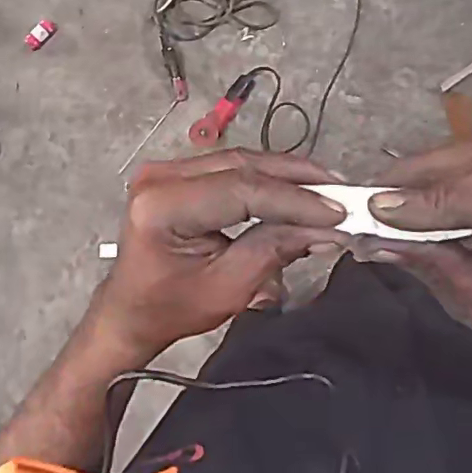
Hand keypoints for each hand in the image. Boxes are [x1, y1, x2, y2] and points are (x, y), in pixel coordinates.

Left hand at [92, 150, 349, 357]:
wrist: (130, 312)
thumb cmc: (169, 309)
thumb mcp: (228, 288)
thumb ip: (275, 249)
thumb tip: (325, 228)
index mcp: (162, 206)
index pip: (241, 189)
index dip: (295, 199)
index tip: (336, 211)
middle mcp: (160, 176)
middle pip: (243, 165)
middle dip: (297, 179)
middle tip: (341, 193)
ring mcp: (167, 169)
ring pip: (242, 160)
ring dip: (287, 174)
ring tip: (327, 189)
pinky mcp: (179, 172)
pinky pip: (232, 166)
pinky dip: (267, 177)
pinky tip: (297, 186)